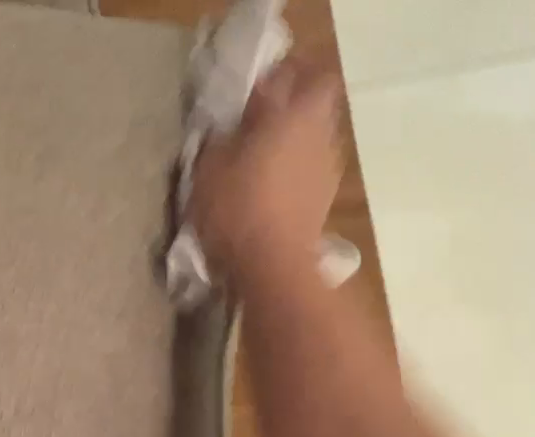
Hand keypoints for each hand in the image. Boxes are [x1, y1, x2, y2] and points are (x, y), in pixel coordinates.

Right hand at [192, 59, 346, 281]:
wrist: (272, 263)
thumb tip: (225, 129)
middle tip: (255, 124)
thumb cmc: (235, 211)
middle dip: (288, 108)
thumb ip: (218, 141)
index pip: (297, 74)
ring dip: (290, 140)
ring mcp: (327, 161)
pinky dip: (292, 168)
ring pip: (312, 134)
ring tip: (259, 160)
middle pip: (312, 102)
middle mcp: (318, 130)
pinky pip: (309, 165)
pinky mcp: (325, 191)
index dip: (278, 77)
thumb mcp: (206, 172)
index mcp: (291, 115)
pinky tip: (269, 188)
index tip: (252, 91)